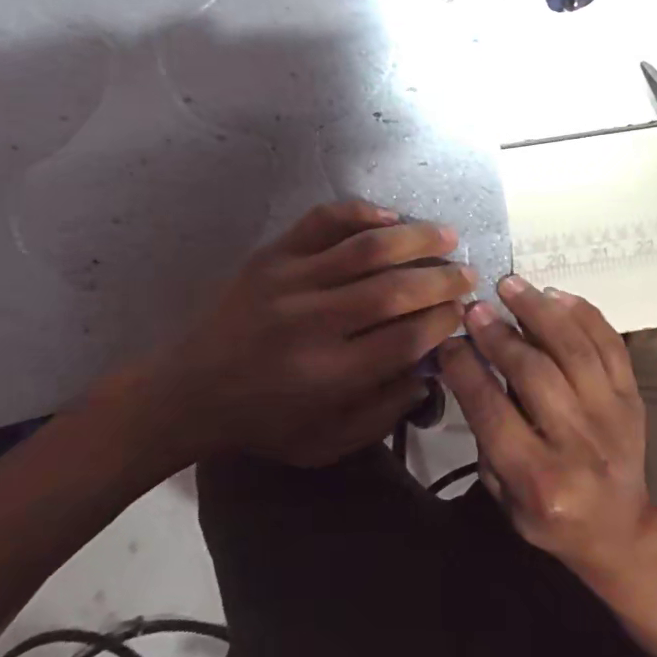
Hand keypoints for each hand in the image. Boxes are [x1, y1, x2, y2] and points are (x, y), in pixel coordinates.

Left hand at [93, 200, 471, 467]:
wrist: (188, 390)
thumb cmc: (263, 422)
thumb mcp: (325, 444)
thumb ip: (382, 413)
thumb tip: (430, 371)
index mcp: (328, 376)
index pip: (404, 340)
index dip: (442, 322)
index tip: (462, 312)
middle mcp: (312, 324)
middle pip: (394, 291)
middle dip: (441, 279)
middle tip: (467, 274)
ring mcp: (289, 282)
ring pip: (366, 248)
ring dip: (415, 239)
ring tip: (447, 236)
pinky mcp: (272, 256)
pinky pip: (322, 220)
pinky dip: (361, 212)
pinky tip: (390, 216)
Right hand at [437, 275, 656, 578]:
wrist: (619, 529)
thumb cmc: (548, 517)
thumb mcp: (503, 493)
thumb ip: (486, 434)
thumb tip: (468, 365)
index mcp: (539, 479)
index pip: (493, 412)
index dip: (466, 370)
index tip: (448, 339)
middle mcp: (579, 444)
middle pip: (536, 374)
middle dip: (500, 335)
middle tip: (476, 307)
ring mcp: (612, 415)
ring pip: (575, 349)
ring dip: (539, 311)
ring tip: (512, 285)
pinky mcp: (633, 396)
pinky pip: (610, 344)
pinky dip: (584, 314)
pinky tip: (556, 295)